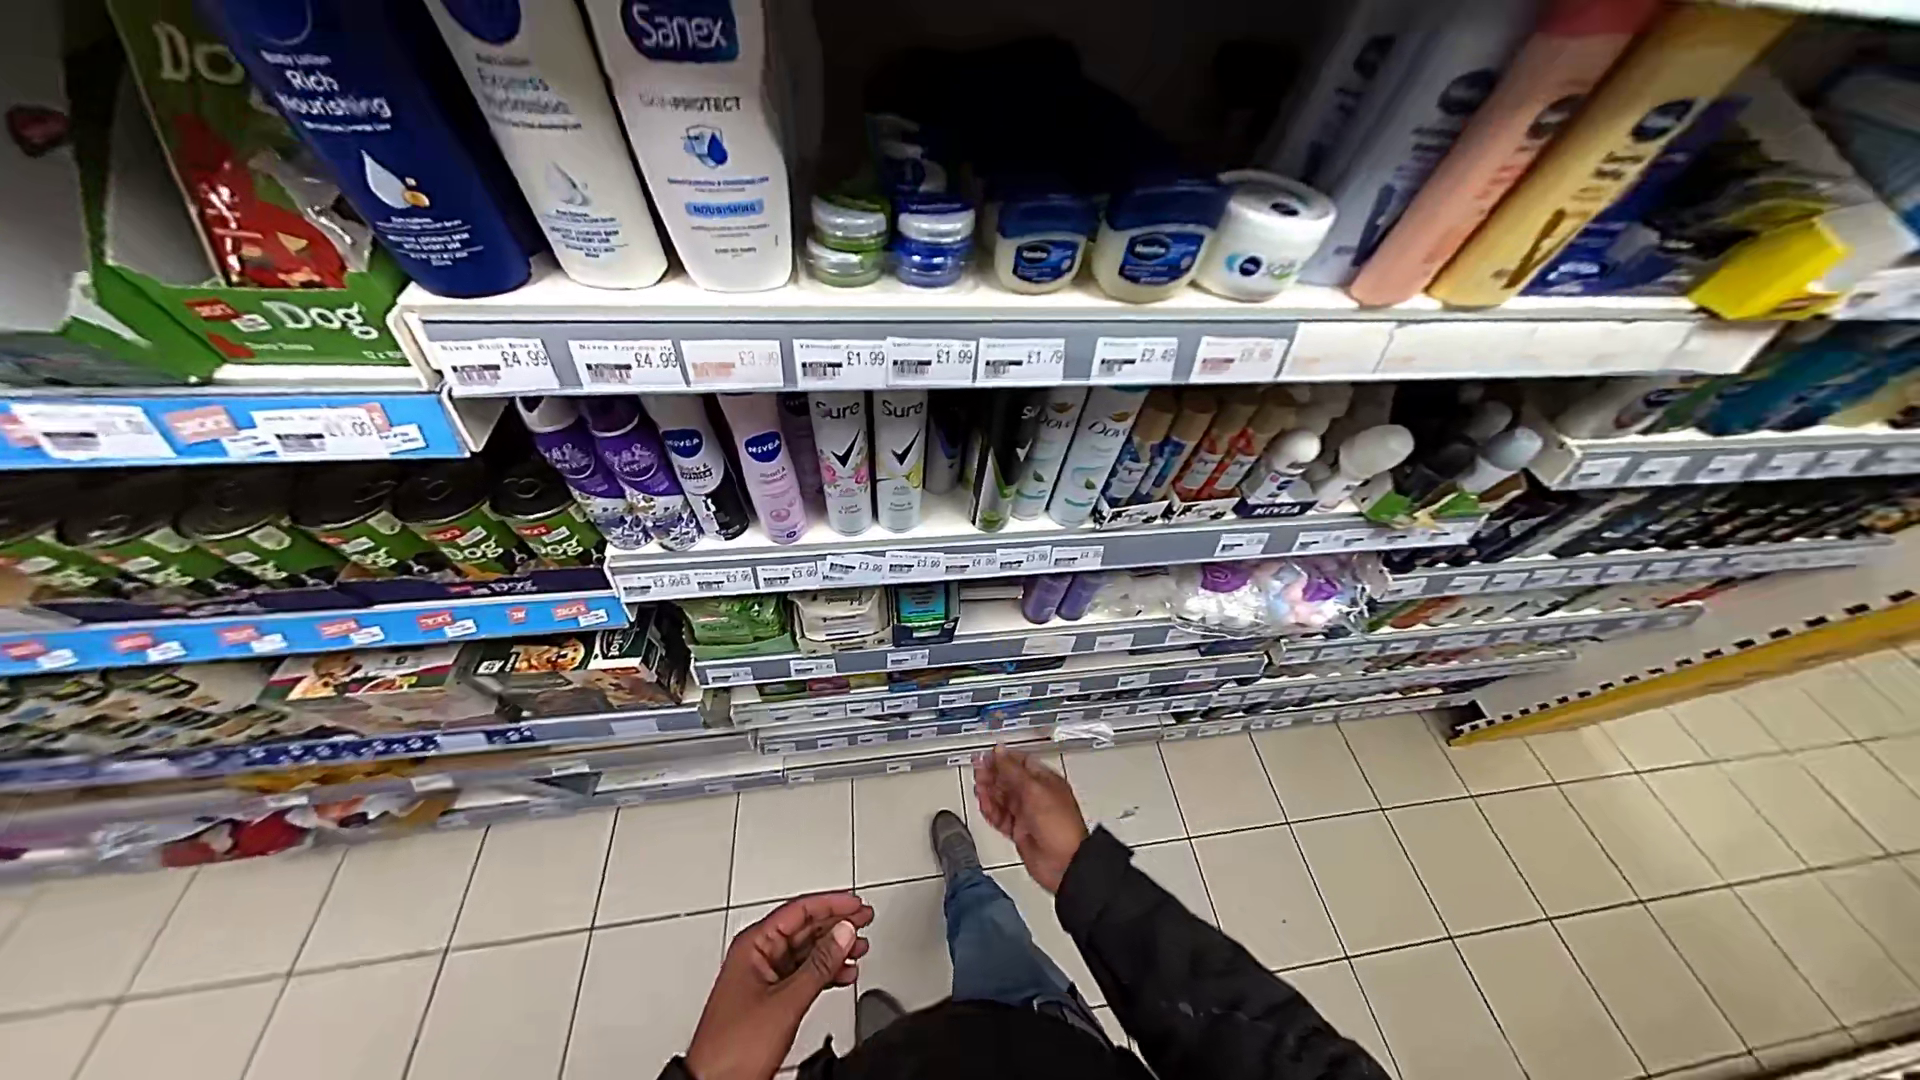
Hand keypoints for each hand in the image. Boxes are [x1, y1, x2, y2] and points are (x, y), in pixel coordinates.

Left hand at [684, 892, 874, 1079]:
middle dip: (837, 924)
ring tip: (860, 946)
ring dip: (835, 949)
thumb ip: (819, 964)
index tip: (856, 905)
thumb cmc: (732, 1049)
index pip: (800, 910)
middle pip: (804, 928)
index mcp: (755, 944)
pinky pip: (804, 973)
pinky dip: (825, 972)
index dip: (831, 904)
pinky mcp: (770, 997)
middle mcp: (758, 955)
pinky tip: (843, 974)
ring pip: (807, 951)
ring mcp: (764, 976)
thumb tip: (844, 932)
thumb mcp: (785, 1001)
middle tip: (864, 919)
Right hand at [973, 746, 1089, 893]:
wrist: (1063, 864)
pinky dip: (990, 810)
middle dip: (992, 774)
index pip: (1019, 763)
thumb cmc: (1060, 826)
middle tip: (978, 771)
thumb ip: (1013, 770)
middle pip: (1008, 779)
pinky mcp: (1019, 831)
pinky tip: (984, 805)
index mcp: (1044, 781)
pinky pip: (1000, 817)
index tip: (986, 756)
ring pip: (1002, 798)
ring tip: (978, 787)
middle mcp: (1035, 796)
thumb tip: (999, 751)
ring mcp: (1027, 814)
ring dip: (989, 791)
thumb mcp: (1034, 790)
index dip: (1002, 759)